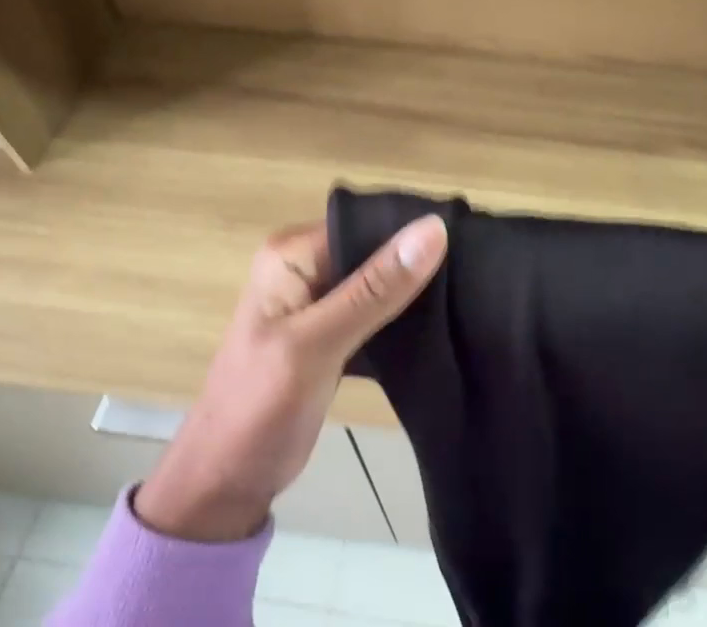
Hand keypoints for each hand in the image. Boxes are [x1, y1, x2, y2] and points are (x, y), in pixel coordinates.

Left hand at [132, 216, 446, 541]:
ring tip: (472, 299)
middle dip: (421, 264)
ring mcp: (318, 301)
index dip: (415, 232)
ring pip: (381, 283)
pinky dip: (403, 320)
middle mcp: (304, 266)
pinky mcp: (332, 333)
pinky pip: (377, 312)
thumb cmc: (260, 408)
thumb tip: (434, 228)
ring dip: (416, 293)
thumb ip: (375, 289)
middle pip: (377, 250)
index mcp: (292, 254)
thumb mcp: (317, 344)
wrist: (225, 483)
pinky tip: (443, 327)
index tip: (475, 245)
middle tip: (481, 277)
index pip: (367, 223)